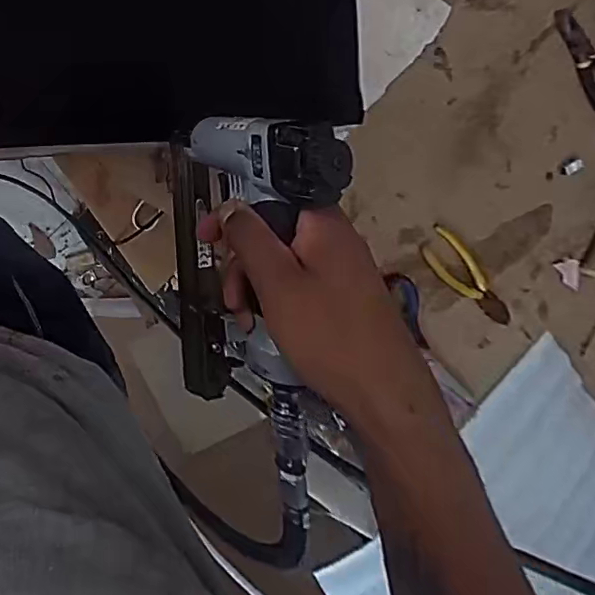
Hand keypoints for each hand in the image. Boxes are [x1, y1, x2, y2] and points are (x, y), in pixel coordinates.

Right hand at [198, 203, 437, 428]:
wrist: (386, 397)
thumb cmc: (330, 336)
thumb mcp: (277, 283)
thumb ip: (249, 238)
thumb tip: (231, 207)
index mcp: (321, 222)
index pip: (267, 196)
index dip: (233, 213)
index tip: (208, 237)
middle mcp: (333, 237)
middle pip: (270, 231)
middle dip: (241, 261)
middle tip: (231, 295)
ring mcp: (339, 267)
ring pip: (280, 260)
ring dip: (254, 285)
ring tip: (246, 318)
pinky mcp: (340, 294)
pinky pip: (297, 282)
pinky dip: (275, 298)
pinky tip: (267, 324)